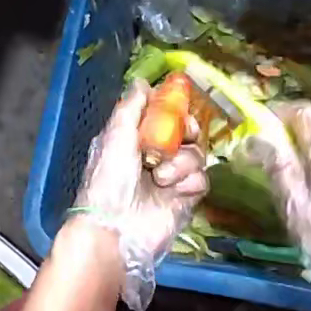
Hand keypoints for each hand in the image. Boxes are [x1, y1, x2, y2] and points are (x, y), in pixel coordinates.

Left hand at [71, 79, 207, 308]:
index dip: (173, 111)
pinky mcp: (185, 200)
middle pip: (186, 133)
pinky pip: (201, 180)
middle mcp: (155, 157)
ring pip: (196, 155)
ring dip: (182, 162)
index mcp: (134, 140)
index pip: (163, 117)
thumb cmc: (109, 179)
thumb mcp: (116, 136)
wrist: (116, 229)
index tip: (176, 109)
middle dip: (186, 132)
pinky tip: (173, 191)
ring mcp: (172, 179)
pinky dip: (189, 182)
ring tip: (161, 177)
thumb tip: (142, 81)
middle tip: (181, 137)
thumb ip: (131, 107)